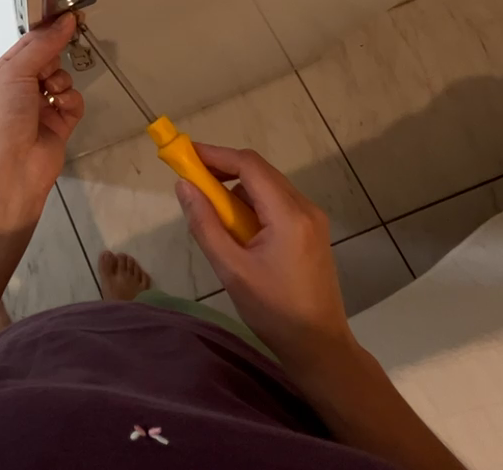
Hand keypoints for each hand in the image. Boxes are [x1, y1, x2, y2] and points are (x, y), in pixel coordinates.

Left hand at [0, 12, 83, 227]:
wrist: (10, 170)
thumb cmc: (2, 116)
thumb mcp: (15, 73)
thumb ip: (43, 45)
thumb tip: (66, 20)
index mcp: (3, 73)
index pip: (27, 44)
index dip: (47, 30)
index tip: (69, 15)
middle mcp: (20, 89)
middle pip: (47, 60)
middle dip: (55, 57)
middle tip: (58, 55)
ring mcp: (40, 107)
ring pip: (62, 80)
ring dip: (61, 81)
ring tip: (53, 93)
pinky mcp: (60, 125)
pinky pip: (73, 103)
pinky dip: (71, 102)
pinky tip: (63, 109)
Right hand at [175, 143, 354, 366]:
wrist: (319, 347)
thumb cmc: (272, 310)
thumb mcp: (230, 269)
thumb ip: (204, 223)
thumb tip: (183, 185)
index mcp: (288, 215)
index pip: (248, 165)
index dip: (215, 155)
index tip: (184, 155)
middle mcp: (305, 208)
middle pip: (259, 170)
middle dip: (222, 169)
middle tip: (192, 180)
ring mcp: (312, 219)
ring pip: (267, 184)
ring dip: (236, 187)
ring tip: (212, 211)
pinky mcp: (312, 230)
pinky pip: (276, 201)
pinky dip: (252, 202)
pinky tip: (237, 227)